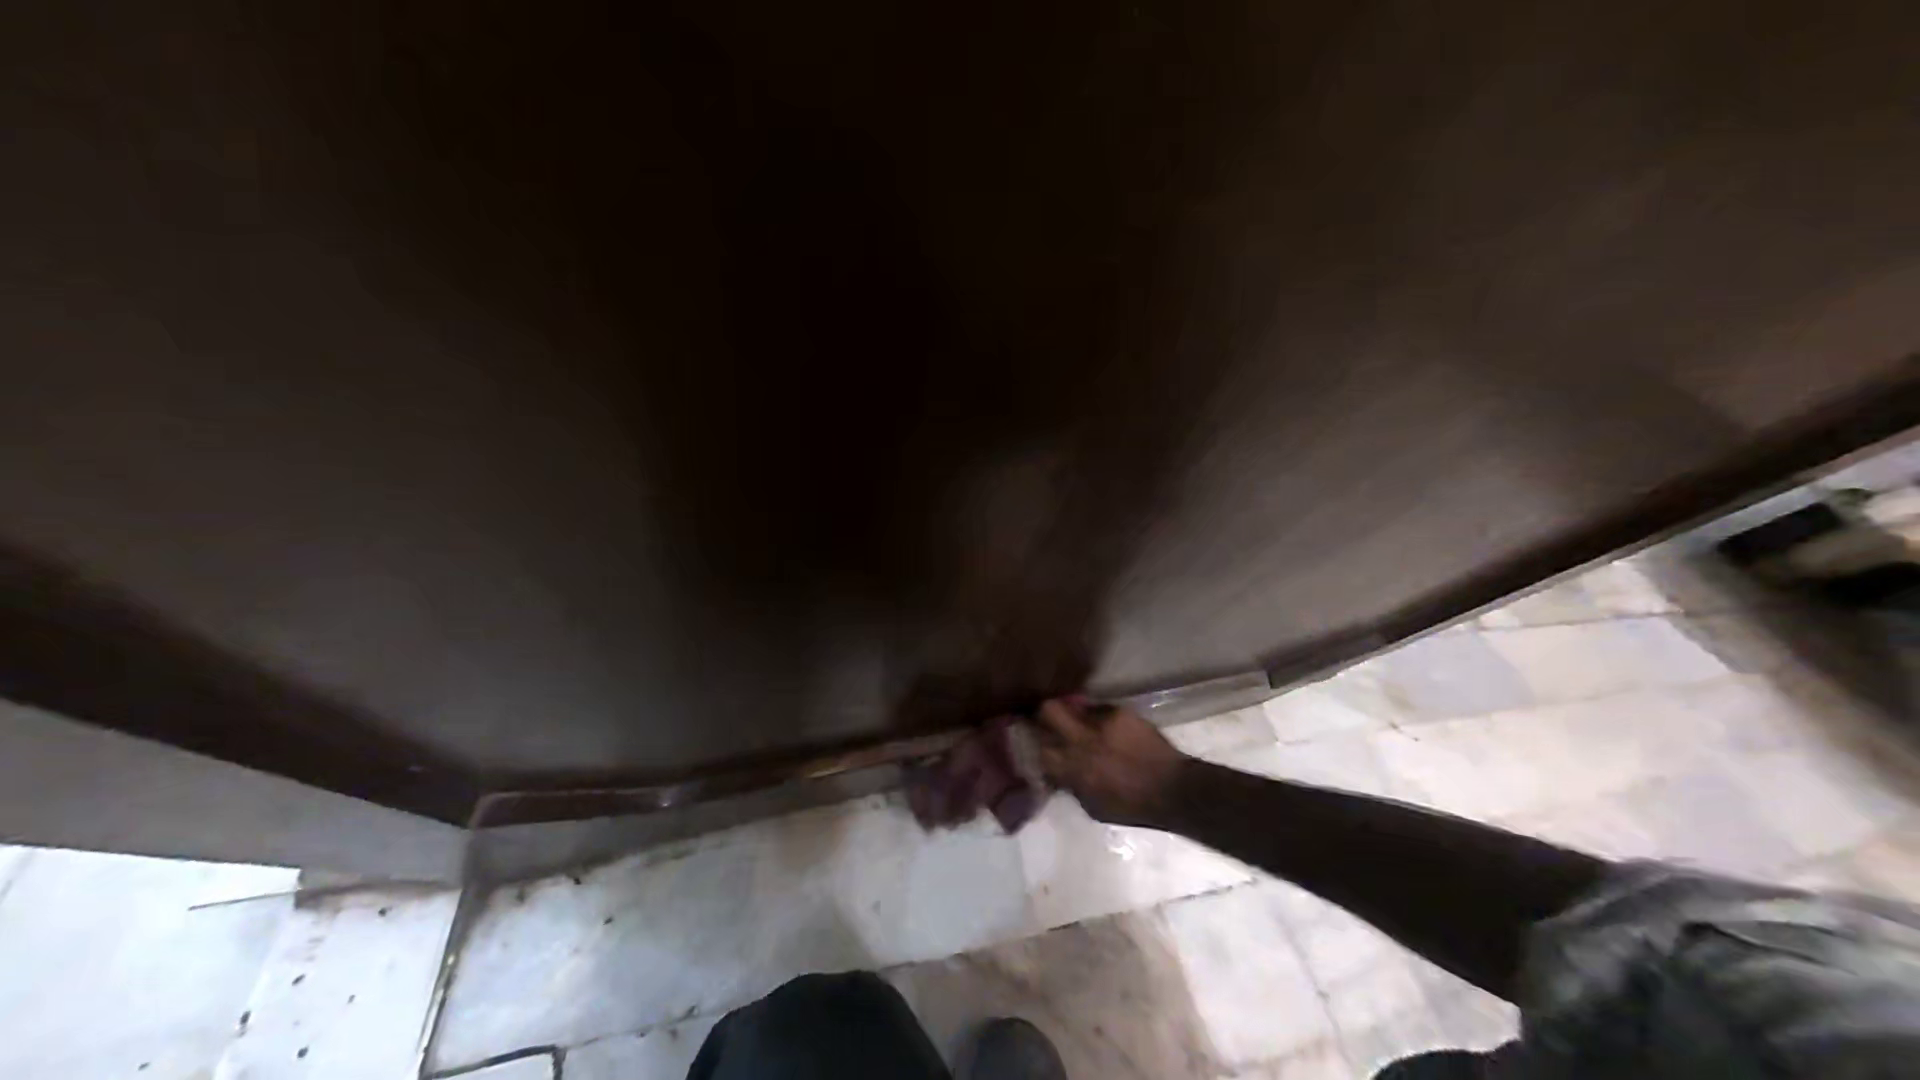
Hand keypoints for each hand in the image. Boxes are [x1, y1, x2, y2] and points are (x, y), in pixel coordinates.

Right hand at [1032, 697, 1189, 827]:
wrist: (1172, 789)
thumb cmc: (1132, 807)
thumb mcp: (1094, 808)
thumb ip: (1072, 787)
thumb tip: (1059, 774)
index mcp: (1074, 769)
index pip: (1040, 748)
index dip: (1034, 744)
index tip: (1035, 744)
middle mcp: (1084, 741)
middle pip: (1049, 710)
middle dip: (1044, 714)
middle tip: (1047, 721)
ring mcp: (1103, 723)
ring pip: (1074, 705)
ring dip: (1072, 714)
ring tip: (1078, 722)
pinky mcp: (1121, 713)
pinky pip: (1099, 709)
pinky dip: (1098, 717)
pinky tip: (1107, 727)